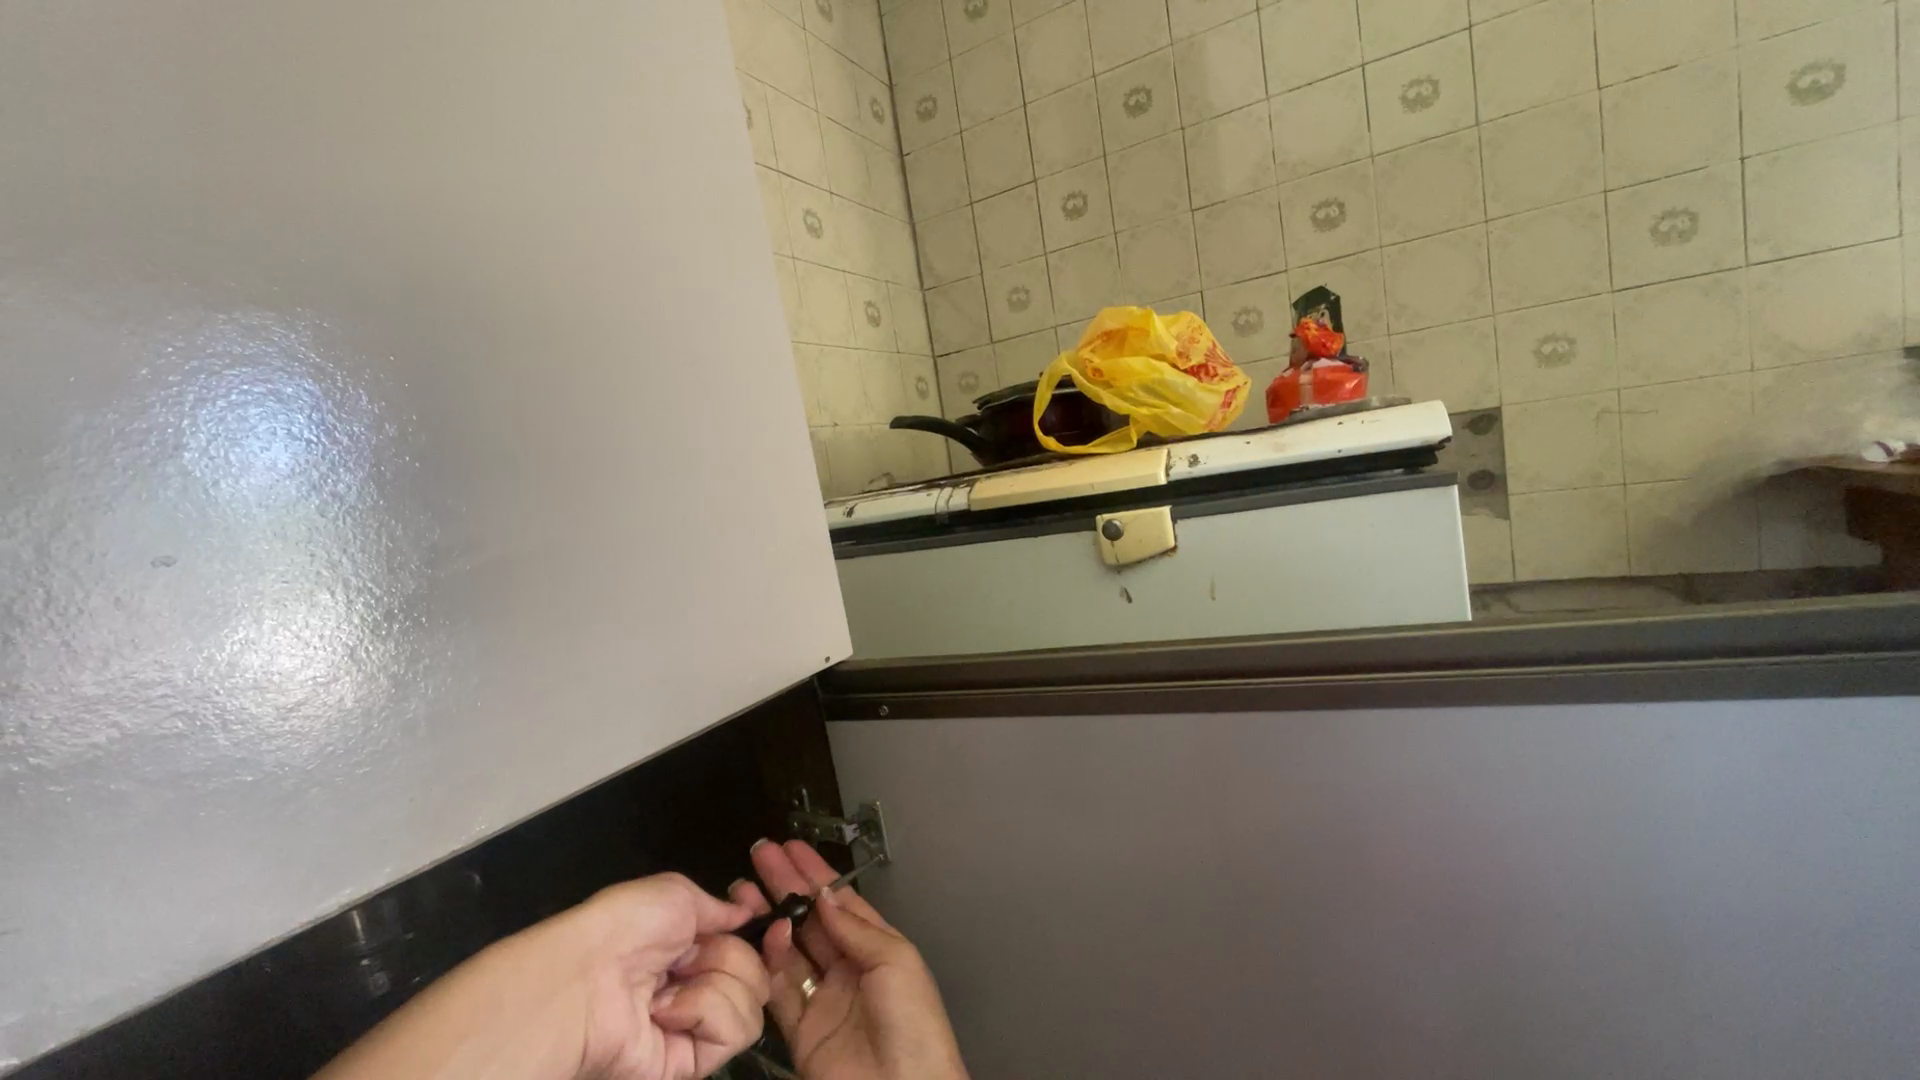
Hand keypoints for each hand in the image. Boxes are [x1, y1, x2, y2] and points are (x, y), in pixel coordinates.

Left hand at [313, 873, 766, 1079]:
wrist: (586, 978)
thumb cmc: (627, 926)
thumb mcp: (677, 893)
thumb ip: (719, 907)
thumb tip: (747, 915)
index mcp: (694, 947)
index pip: (751, 946)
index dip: (765, 935)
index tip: (771, 923)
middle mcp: (699, 987)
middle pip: (758, 973)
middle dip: (733, 956)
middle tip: (691, 955)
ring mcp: (696, 1027)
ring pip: (753, 1002)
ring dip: (719, 983)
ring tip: (671, 987)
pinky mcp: (691, 1063)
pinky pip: (733, 1033)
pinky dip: (707, 1012)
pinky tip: (667, 1010)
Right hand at [732, 841, 968, 1079]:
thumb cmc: (914, 1024)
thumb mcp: (896, 961)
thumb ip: (855, 928)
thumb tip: (825, 895)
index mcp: (878, 948)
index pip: (841, 902)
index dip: (815, 874)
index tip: (792, 848)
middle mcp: (849, 968)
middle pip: (811, 919)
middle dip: (786, 886)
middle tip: (762, 855)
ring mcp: (823, 998)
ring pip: (790, 949)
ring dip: (770, 918)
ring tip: (747, 889)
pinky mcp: (801, 1029)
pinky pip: (778, 989)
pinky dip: (768, 961)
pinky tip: (764, 934)